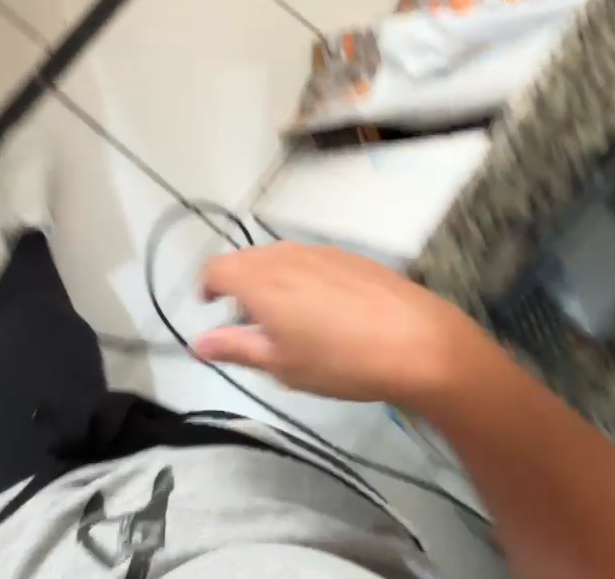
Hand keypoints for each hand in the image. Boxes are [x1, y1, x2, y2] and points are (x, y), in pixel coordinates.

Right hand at [193, 242, 502, 410]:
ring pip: (277, 257)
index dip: (207, 286)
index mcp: (260, 279)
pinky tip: (324, 310)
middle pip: (245, 259)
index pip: (216, 268)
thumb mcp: (280, 364)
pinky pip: (307, 259)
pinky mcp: (348, 255)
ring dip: (268, 279)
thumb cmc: (339, 360)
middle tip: (248, 323)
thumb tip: (197, 342)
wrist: (417, 342)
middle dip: (237, 285)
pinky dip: (298, 277)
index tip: (210, 307)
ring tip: (286, 319)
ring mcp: (319, 251)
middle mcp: (284, 255)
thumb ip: (234, 348)